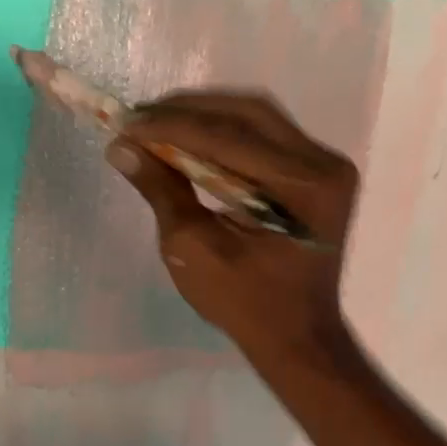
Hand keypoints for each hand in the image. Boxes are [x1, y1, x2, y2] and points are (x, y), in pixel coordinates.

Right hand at [108, 91, 361, 374]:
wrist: (296, 334)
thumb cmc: (241, 301)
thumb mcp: (190, 248)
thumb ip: (161, 190)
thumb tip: (121, 147)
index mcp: (297, 187)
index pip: (225, 136)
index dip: (169, 126)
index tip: (125, 126)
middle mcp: (321, 164)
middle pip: (245, 113)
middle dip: (186, 111)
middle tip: (137, 119)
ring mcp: (325, 164)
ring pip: (256, 116)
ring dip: (204, 115)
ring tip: (157, 124)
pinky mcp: (317, 171)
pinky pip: (266, 134)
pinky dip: (223, 131)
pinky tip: (190, 139)